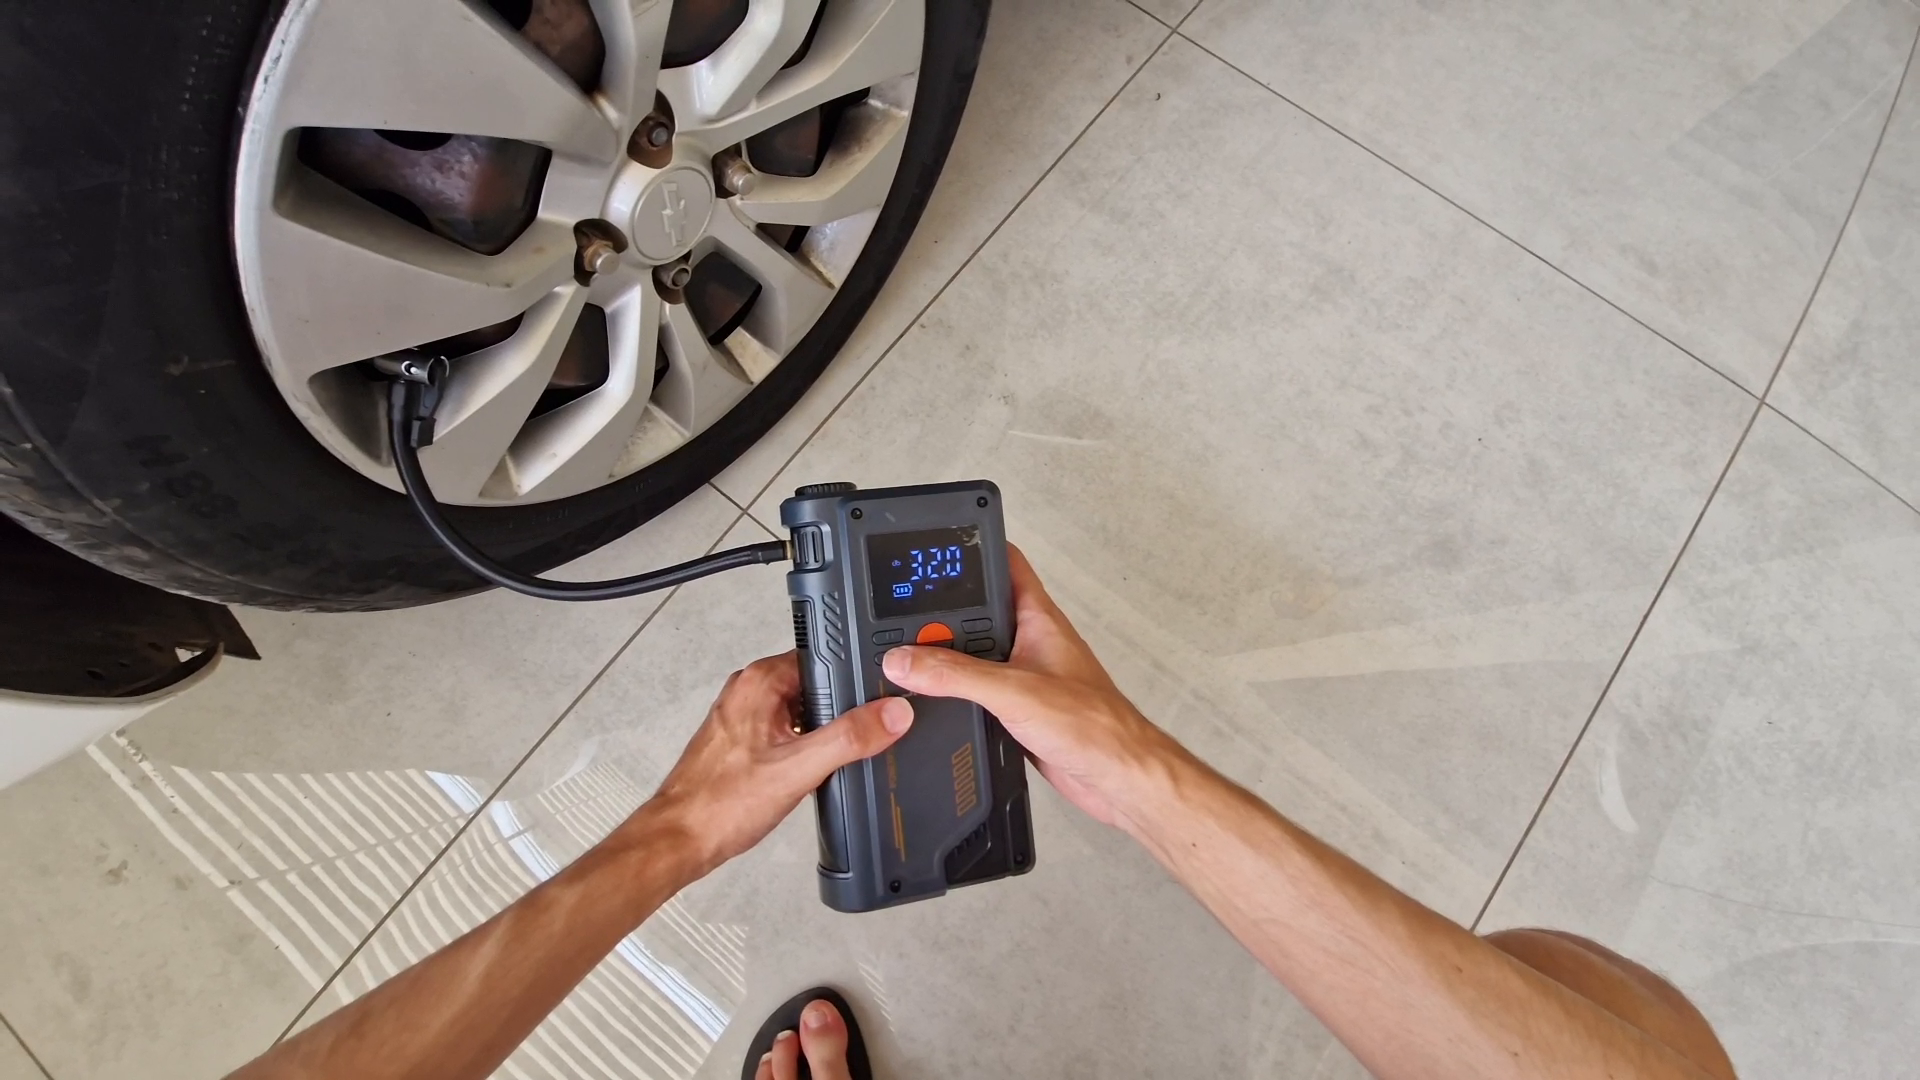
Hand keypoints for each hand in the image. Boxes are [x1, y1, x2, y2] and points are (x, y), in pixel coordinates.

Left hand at [648, 652, 912, 875]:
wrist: (678, 843)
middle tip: (862, 732)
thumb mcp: (799, 769)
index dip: (854, 678)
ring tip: (836, 753)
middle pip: (817, 684)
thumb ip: (850, 738)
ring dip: (823, 729)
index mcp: (760, 680)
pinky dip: (806, 743)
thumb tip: (892, 714)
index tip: (879, 695)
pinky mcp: (745, 737)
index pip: (824, 659)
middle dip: (841, 708)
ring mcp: (746, 713)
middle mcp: (750, 689)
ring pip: (804, 708)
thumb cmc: (720, 805)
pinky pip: (789, 727)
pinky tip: (812, 767)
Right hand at [880, 546, 1178, 829]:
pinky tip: (934, 698)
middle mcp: (1029, 641)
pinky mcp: (1017, 707)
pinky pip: (975, 689)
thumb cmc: (1094, 726)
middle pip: (977, 610)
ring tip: (910, 658)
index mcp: (1038, 618)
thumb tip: (907, 660)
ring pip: (974, 652)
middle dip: (944, 610)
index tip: (937, 545)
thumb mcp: (1014, 691)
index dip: (973, 550)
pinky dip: (953, 691)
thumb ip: (956, 674)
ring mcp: (1023, 674)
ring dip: (946, 656)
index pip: (1004, 564)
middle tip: (906, 616)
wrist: (1116, 777)